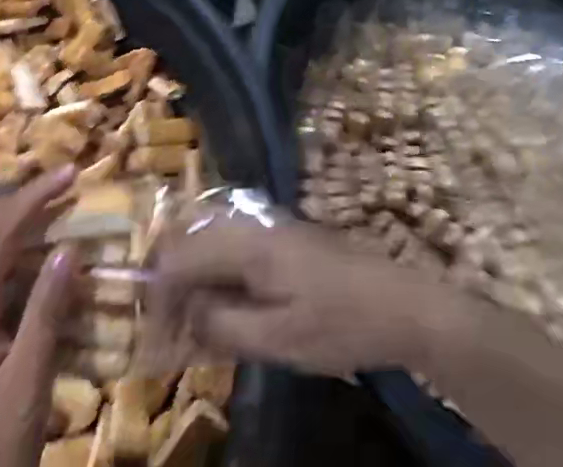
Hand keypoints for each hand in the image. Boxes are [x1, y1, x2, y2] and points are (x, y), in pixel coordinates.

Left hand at [0, 168, 78, 466]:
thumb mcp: (25, 382)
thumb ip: (45, 315)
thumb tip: (68, 249)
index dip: (32, 199)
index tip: (68, 174)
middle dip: (29, 201)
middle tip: (69, 179)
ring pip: (0, 254)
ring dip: (32, 223)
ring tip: (66, 203)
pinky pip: (10, 281)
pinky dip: (36, 259)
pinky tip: (58, 259)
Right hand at [145, 212, 451, 375]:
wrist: (407, 305)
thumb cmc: (342, 324)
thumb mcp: (280, 338)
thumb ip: (223, 325)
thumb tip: (183, 315)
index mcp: (244, 243)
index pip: (177, 258)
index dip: (159, 295)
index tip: (155, 334)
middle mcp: (248, 224)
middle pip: (187, 243)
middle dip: (171, 285)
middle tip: (171, 329)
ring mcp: (266, 227)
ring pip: (207, 244)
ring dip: (193, 281)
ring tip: (194, 323)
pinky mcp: (280, 238)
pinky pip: (231, 249)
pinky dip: (217, 277)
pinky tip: (226, 307)